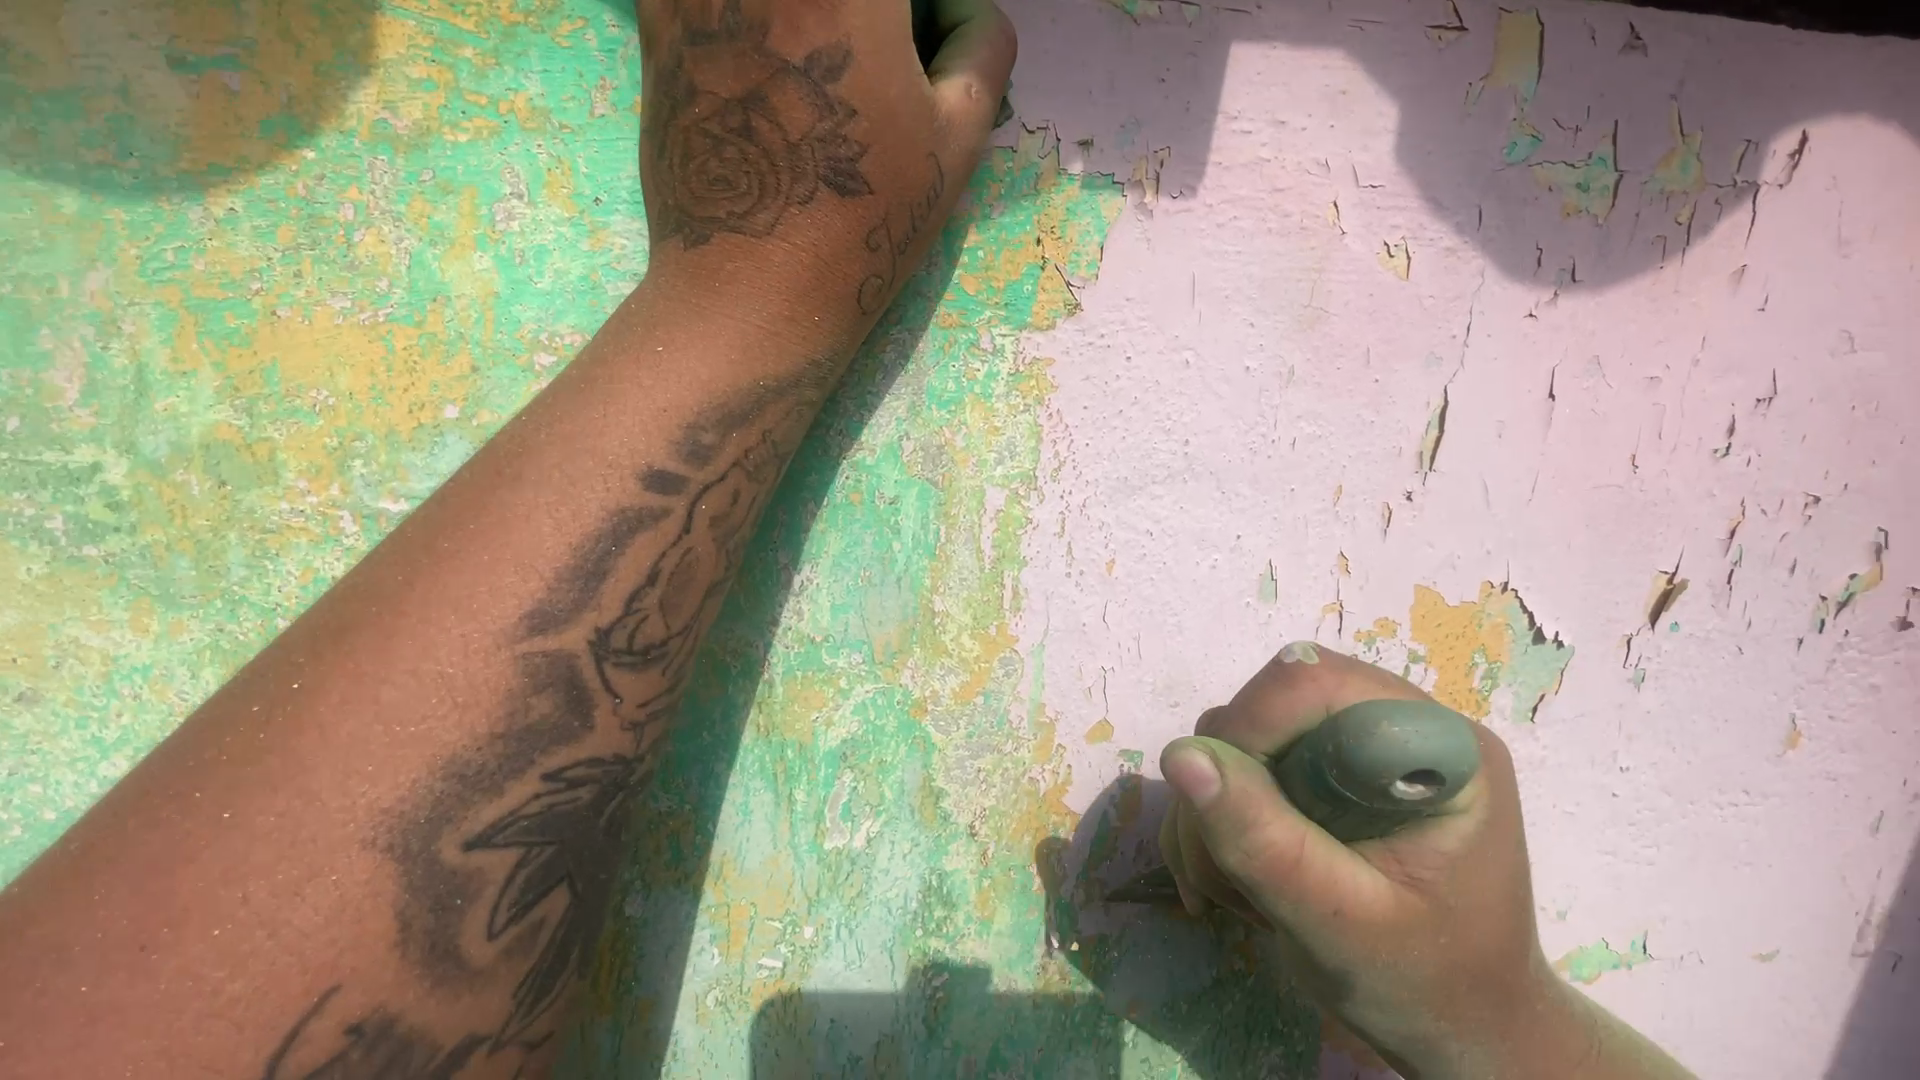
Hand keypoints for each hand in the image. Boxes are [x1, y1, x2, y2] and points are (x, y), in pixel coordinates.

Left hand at [635, 0, 1014, 352]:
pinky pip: (726, 7)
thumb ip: (982, 50)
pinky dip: (761, 32)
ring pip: (788, 2)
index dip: (929, 17)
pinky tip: (777, 86)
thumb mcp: (955, 139)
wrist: (757, 289)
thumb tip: (968, 17)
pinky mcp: (660, 20)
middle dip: (878, 19)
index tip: (932, 51)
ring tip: (832, 82)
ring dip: (820, 26)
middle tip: (887, 70)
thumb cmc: (869, 218)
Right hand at [1155, 643, 1572, 1077]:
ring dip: (1211, 815)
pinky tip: (1238, 884)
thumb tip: (1179, 757)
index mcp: (1438, 749)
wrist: (1455, 1024)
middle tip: (1229, 871)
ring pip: (1235, 735)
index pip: (1317, 681)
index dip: (1254, 729)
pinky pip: (1231, 766)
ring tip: (1240, 896)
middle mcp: (1390, 727)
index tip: (1224, 811)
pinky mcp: (1316, 772)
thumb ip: (1264, 843)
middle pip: (1266, 706)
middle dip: (1226, 786)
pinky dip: (1211, 824)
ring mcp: (1348, 748)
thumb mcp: (1341, 925)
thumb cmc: (1424, 982)